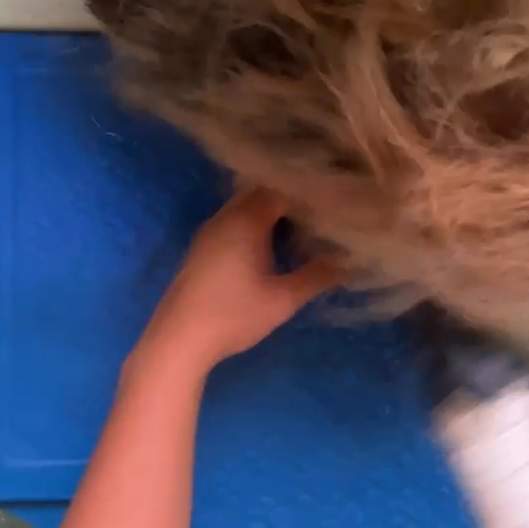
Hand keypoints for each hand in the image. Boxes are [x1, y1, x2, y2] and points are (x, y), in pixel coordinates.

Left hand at [136, 189, 339, 372]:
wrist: (179, 339)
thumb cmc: (234, 316)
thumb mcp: (283, 299)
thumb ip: (317, 276)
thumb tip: (349, 261)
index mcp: (246, 220)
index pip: (282, 188)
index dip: (309, 193)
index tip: (334, 202)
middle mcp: (225, 217)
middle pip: (262, 193)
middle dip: (291, 200)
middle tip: (321, 213)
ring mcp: (208, 231)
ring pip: (244, 207)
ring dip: (270, 213)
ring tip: (301, 227)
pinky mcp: (201, 248)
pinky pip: (232, 222)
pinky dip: (254, 225)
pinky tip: (269, 246)